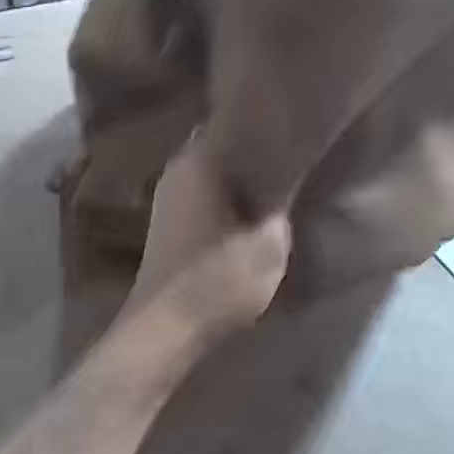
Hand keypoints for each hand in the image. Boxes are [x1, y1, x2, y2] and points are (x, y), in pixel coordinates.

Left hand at [129, 140, 290, 339]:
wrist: (166, 329)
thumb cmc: (219, 278)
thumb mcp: (270, 242)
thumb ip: (280, 205)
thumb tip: (284, 185)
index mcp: (197, 161)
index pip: (231, 123)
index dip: (261, 126)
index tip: (287, 131)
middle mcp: (175, 172)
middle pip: (220, 149)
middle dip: (250, 153)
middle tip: (286, 156)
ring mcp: (166, 201)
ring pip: (211, 176)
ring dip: (237, 180)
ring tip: (273, 183)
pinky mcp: (166, 228)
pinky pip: (202, 198)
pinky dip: (223, 201)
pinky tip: (247, 212)